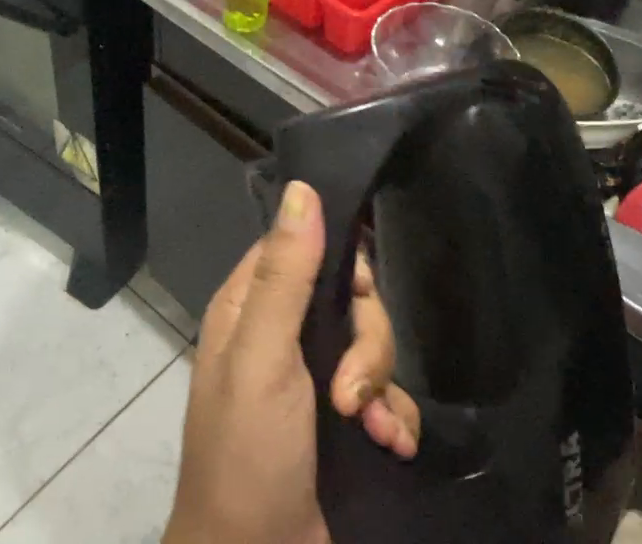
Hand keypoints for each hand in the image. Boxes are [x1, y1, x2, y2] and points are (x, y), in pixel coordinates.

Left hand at [164, 181, 420, 543]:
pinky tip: (388, 446)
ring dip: (381, 388)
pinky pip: (389, 394)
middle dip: (367, 344)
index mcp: (252, 309)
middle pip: (351, 301)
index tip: (359, 291)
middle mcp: (284, 337)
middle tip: (350, 391)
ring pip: (375, 346)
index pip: (305, 248)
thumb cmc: (247, 453)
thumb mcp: (261, 358)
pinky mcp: (346, 422)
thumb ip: (285, 276)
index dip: (339, 263)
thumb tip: (303, 187)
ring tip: (368, 430)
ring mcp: (317, 381)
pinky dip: (394, 419)